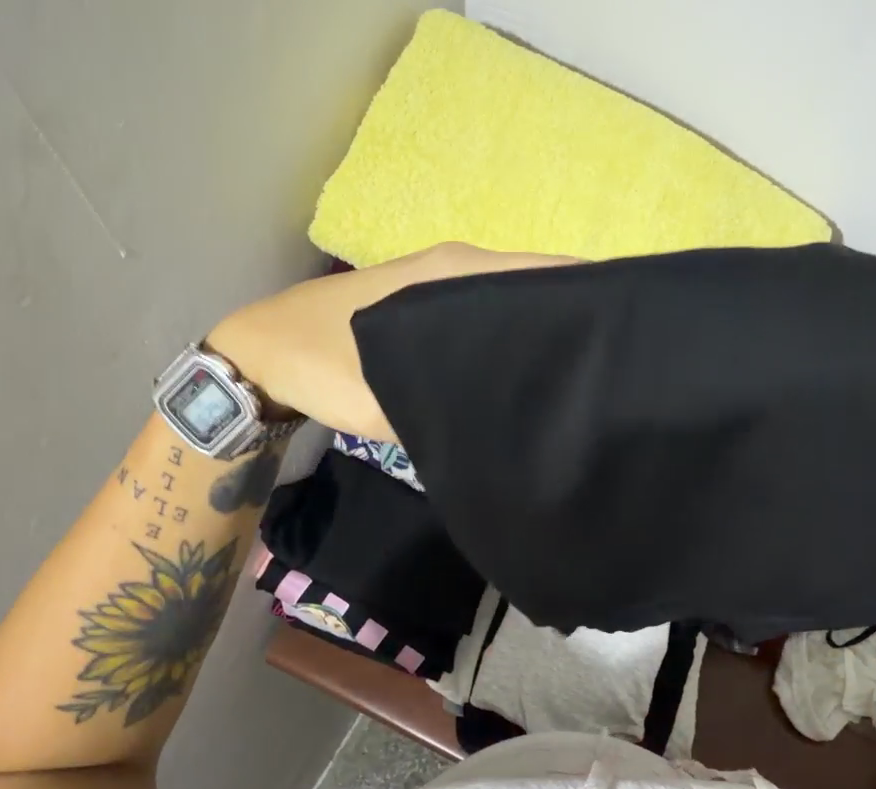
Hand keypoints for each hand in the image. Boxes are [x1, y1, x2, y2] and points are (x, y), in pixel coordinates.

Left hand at [208, 243, 578, 441]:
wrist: (257, 355)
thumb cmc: (320, 365)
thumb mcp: (387, 401)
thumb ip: (449, 412)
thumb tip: (511, 431)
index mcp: (456, 274)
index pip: (544, 278)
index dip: (583, 307)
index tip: (618, 346)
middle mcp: (457, 270)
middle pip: (532, 290)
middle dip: (566, 325)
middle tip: (601, 374)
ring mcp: (440, 287)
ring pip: (508, 307)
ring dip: (534, 335)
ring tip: (572, 379)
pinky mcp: (426, 310)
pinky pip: (482, 321)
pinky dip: (505, 342)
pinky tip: (518, 377)